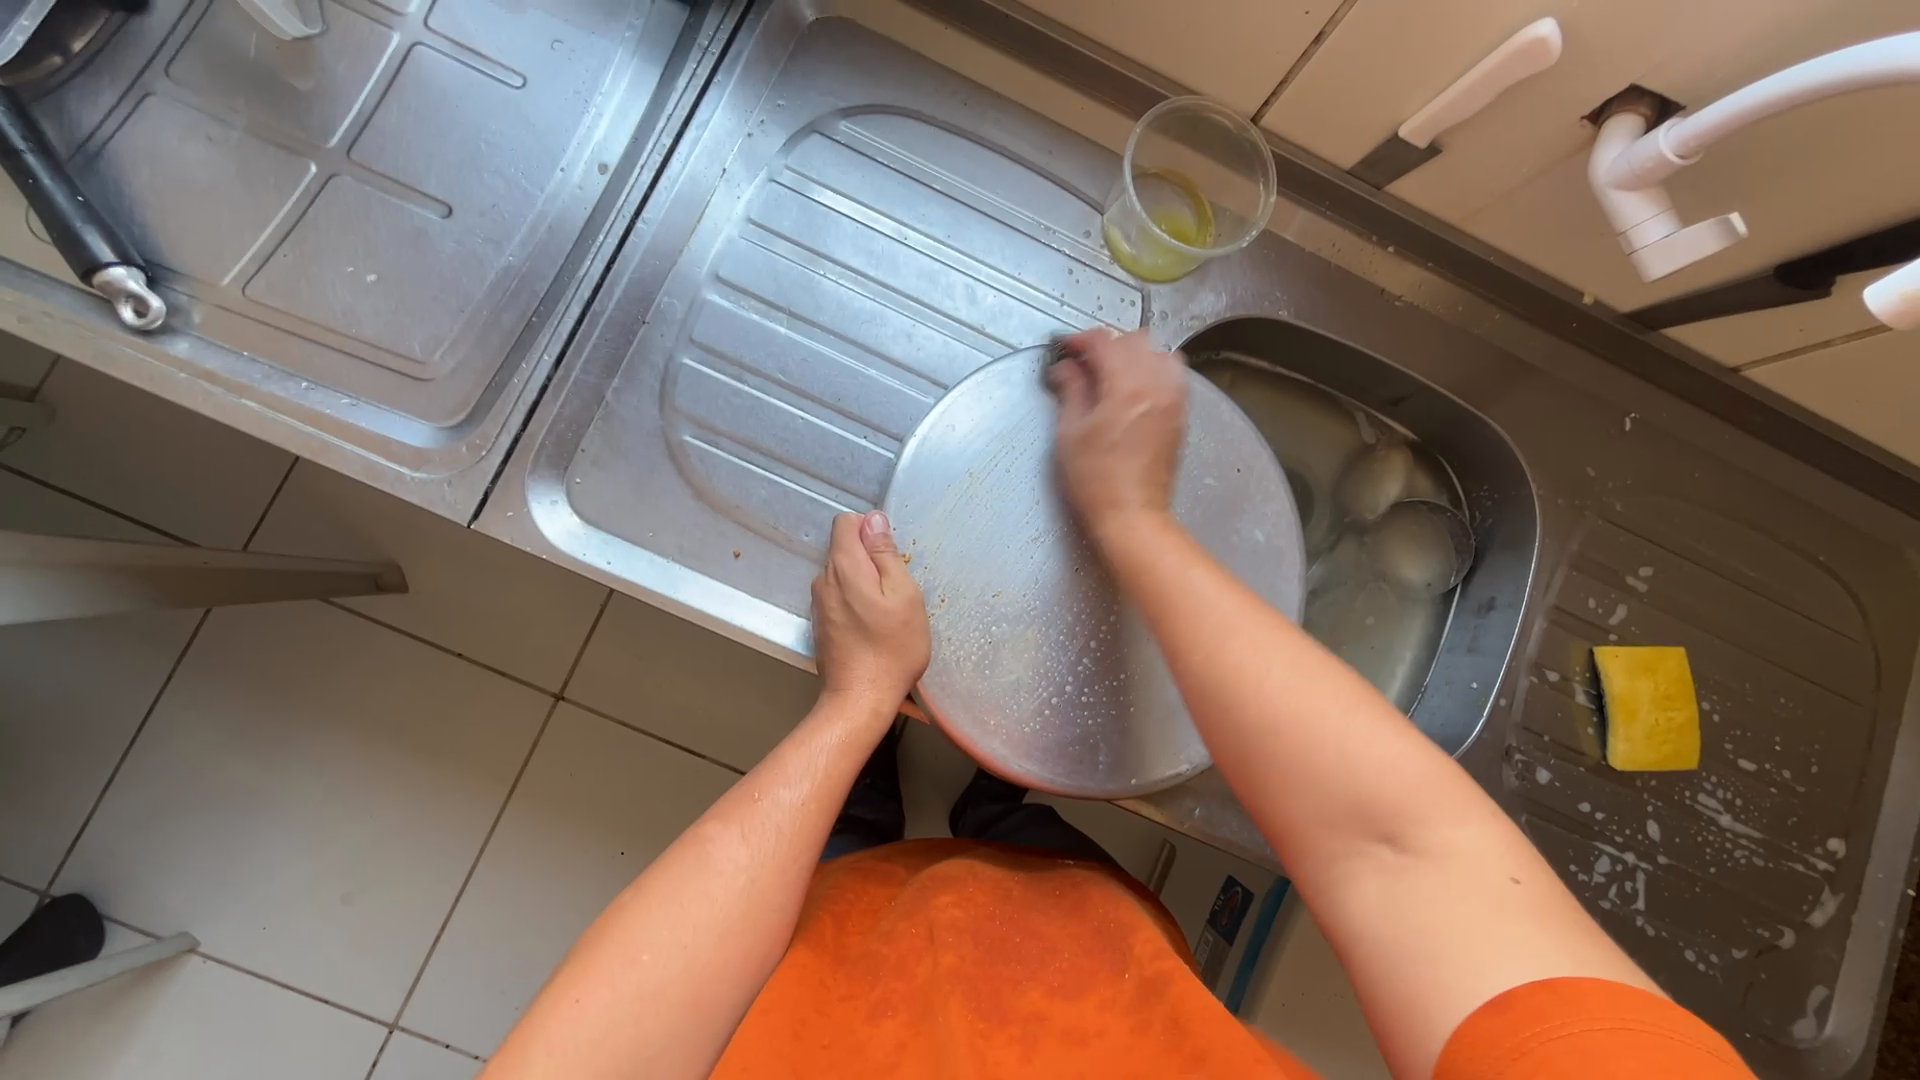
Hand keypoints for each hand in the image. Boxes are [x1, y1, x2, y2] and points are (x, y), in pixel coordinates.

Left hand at [811, 511, 929, 706]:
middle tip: (897, 588)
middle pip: (844, 548)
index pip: (846, 522)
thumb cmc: (891, 649)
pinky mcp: (821, 623)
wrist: (861, 699)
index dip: (871, 529)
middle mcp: (824, 580)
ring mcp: (819, 603)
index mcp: (843, 566)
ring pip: (843, 574)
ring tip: (888, 610)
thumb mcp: (903, 594)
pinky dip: (857, 601)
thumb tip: (874, 520)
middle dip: (871, 558)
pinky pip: (840, 596)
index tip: (892, 554)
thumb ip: (885, 553)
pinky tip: (875, 626)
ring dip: (865, 582)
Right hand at [1045, 327, 1187, 541]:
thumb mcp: (1069, 433)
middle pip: (1136, 340)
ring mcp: (1173, 400)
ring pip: (1160, 353)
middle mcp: (1156, 386)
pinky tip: (1134, 390)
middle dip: (1108, 344)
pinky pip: (1173, 375)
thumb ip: (1071, 391)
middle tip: (1085, 362)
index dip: (1080, 340)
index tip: (1066, 348)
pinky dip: (1154, 371)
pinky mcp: (1180, 416)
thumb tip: (1066, 368)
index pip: (1104, 342)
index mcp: (1126, 387)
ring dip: (1135, 355)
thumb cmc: (1096, 481)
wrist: (1132, 515)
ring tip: (1112, 374)